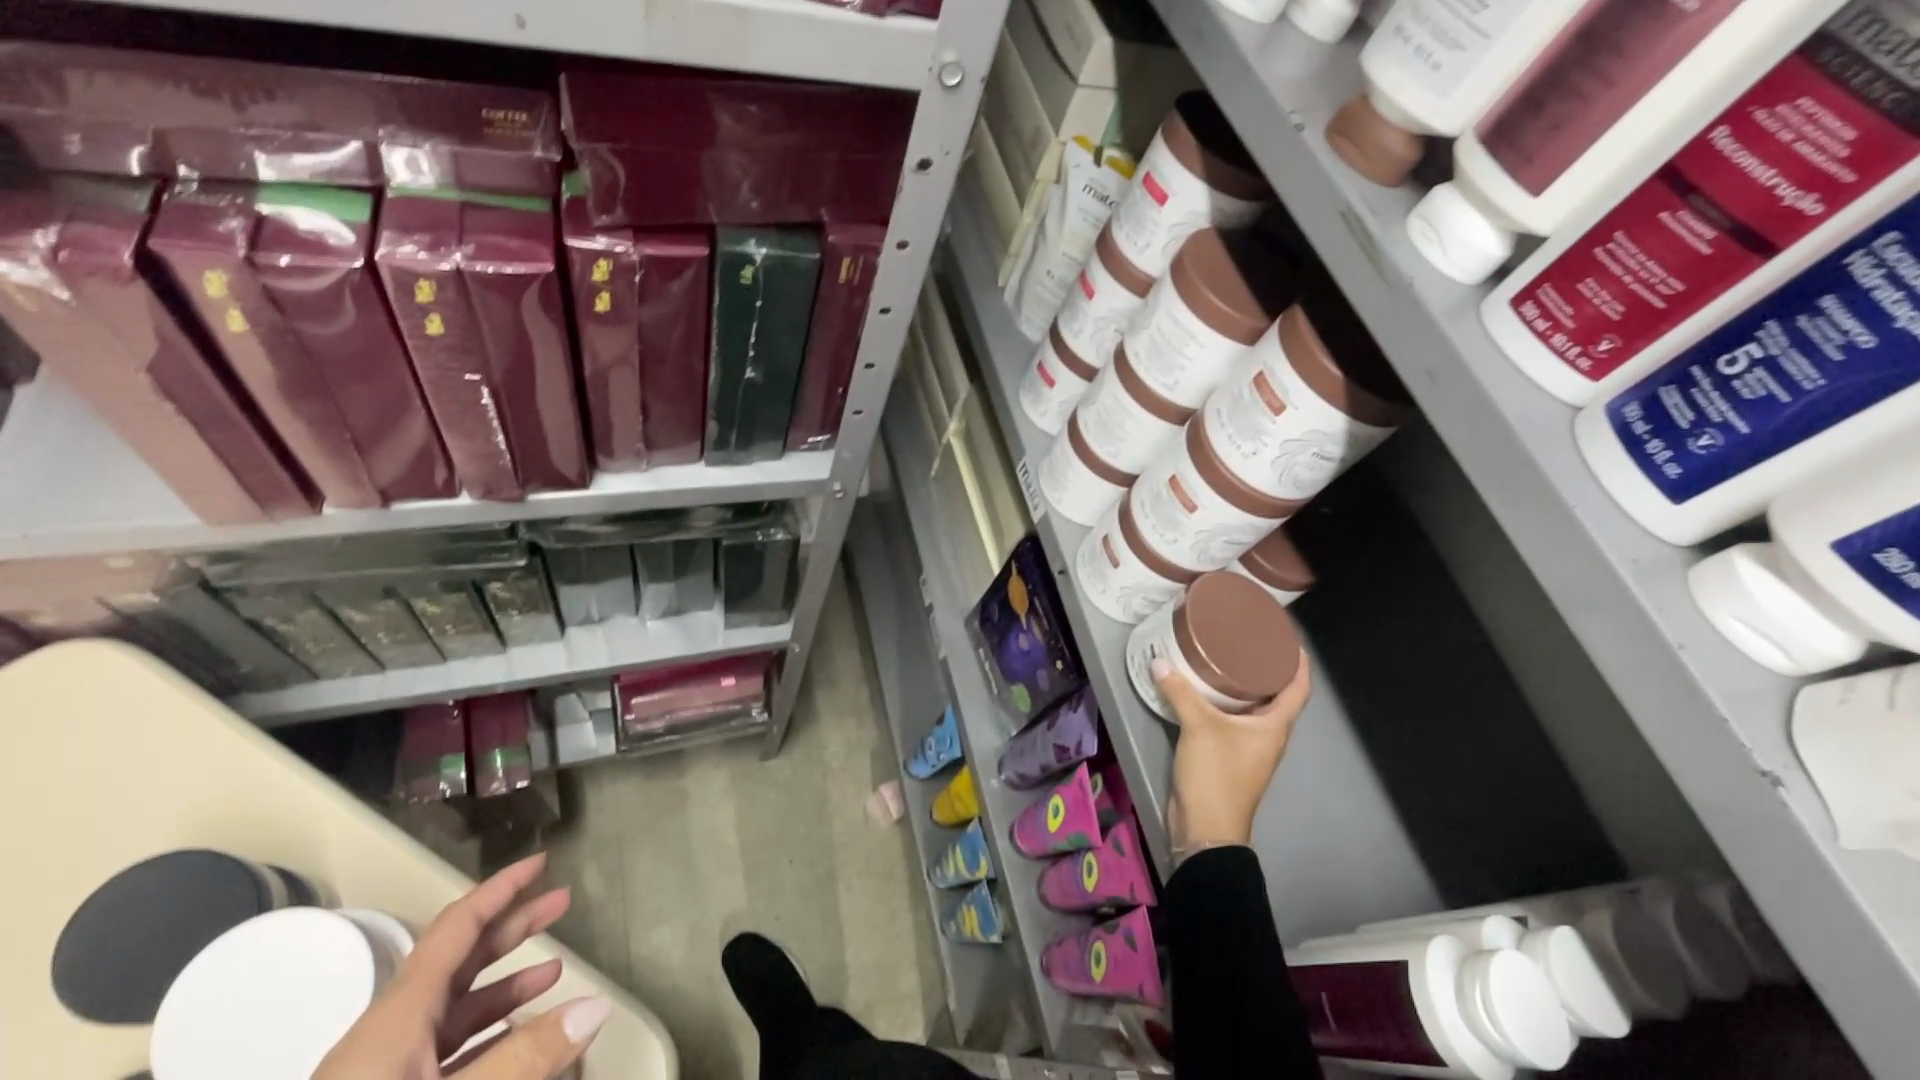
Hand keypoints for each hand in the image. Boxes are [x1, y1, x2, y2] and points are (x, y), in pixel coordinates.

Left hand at [315, 853, 609, 1079]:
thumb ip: (523, 1057)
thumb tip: (595, 1005)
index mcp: (395, 1022)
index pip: (454, 931)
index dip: (499, 892)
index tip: (539, 864)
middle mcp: (387, 1036)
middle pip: (457, 962)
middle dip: (511, 928)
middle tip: (562, 903)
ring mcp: (384, 1072)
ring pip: (452, 1009)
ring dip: (504, 983)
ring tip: (555, 970)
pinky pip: (447, 1049)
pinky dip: (489, 1032)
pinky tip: (518, 1036)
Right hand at [1156, 652, 1310, 860]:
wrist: (1206, 827)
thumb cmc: (1217, 774)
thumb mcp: (1199, 727)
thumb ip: (1180, 692)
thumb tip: (1159, 661)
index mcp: (1275, 726)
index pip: (1299, 688)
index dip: (1298, 661)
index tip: (1287, 636)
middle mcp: (1268, 735)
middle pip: (1276, 695)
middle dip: (1266, 668)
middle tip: (1247, 638)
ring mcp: (1248, 747)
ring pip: (1252, 709)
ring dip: (1242, 686)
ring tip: (1224, 657)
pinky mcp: (1228, 756)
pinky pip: (1231, 721)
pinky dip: (1222, 703)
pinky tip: (1202, 691)